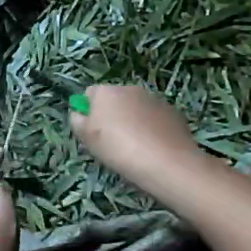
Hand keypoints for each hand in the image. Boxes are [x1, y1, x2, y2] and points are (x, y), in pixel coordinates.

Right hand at [68, 85, 205, 191]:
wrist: (166, 162)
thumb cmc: (118, 149)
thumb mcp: (87, 139)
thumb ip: (77, 122)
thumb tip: (78, 113)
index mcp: (105, 92)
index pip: (90, 93)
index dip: (88, 111)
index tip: (91, 131)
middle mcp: (130, 88)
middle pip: (114, 98)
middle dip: (112, 114)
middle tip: (111, 140)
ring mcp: (154, 99)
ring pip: (136, 107)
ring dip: (132, 120)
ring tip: (134, 146)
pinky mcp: (172, 111)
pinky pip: (154, 116)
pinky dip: (151, 126)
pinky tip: (152, 146)